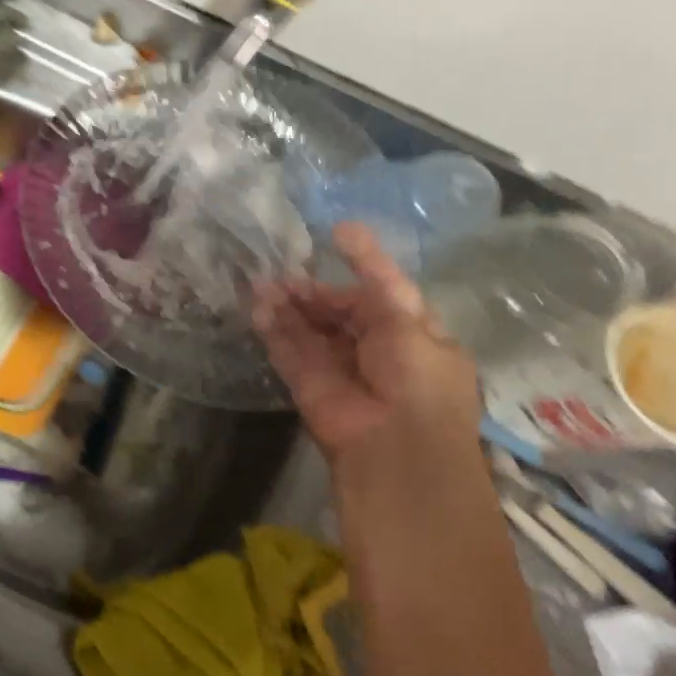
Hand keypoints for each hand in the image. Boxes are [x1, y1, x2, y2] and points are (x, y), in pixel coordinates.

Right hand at [253, 223, 479, 464]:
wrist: (393, 447)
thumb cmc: (418, 381)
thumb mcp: (407, 323)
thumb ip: (373, 281)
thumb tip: (347, 229)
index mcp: (415, 337)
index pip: (384, 294)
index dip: (362, 265)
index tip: (334, 234)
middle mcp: (377, 351)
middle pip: (340, 312)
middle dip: (313, 291)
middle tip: (283, 273)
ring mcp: (339, 369)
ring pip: (309, 330)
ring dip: (288, 307)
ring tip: (261, 283)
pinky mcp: (306, 385)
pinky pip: (288, 351)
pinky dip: (273, 329)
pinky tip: (257, 307)